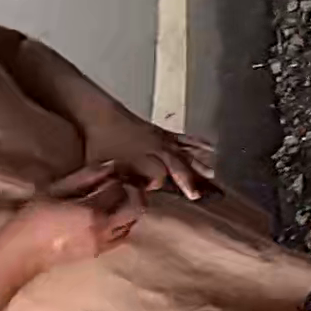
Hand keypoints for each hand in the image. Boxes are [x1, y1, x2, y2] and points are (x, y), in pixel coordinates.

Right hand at [0, 173, 144, 275]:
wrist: (19, 256)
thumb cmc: (31, 220)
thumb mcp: (54, 192)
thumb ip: (86, 177)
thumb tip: (112, 165)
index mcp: (92, 211)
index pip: (120, 188)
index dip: (120, 177)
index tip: (114, 173)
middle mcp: (104, 227)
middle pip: (137, 205)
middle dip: (136, 191)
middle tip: (126, 183)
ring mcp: (104, 242)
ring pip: (134, 220)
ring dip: (132, 206)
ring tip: (120, 198)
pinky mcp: (101, 251)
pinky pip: (125, 234)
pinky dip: (126, 221)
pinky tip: (114, 215)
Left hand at [79, 115, 217, 199]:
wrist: (100, 114)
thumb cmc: (98, 143)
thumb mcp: (99, 165)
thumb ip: (116, 180)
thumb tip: (132, 192)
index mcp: (140, 158)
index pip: (156, 176)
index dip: (157, 185)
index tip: (157, 195)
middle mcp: (156, 149)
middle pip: (176, 165)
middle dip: (186, 181)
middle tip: (197, 196)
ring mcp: (163, 140)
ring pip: (185, 153)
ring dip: (198, 164)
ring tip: (211, 175)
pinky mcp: (165, 134)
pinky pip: (186, 139)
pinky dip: (199, 144)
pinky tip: (211, 148)